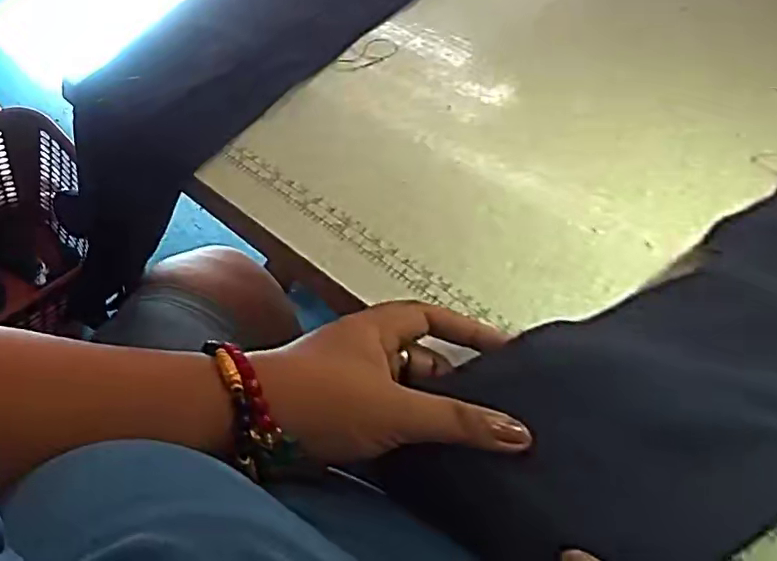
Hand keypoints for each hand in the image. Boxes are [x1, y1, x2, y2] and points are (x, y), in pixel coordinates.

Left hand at [252, 300, 531, 464]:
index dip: (466, 328)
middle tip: (509, 417)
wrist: (258, 417)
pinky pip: (395, 419)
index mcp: (372, 330)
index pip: (426, 316)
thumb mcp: (394, 407)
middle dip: (461, 383)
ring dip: (442, 415)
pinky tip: (450, 460)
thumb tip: (517, 430)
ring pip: (411, 394)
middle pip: (424, 360)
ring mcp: (354, 382)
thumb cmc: (320, 396)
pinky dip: (420, 435)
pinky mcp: (347, 413)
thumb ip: (455, 419)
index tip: (508, 348)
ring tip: (493, 444)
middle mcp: (364, 350)